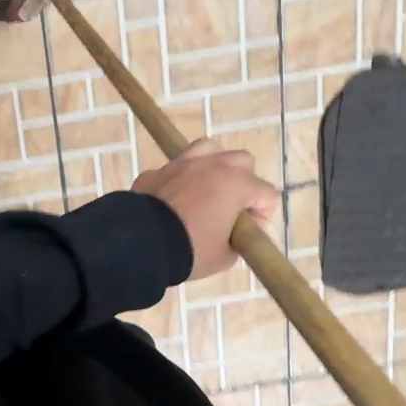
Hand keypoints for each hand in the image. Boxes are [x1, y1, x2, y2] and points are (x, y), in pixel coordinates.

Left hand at [130, 138, 278, 281]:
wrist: (140, 245)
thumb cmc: (190, 251)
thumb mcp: (224, 257)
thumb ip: (237, 240)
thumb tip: (233, 233)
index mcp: (235, 184)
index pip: (266, 194)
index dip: (262, 215)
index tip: (248, 233)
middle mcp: (211, 166)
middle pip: (241, 162)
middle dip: (243, 183)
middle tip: (231, 208)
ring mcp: (180, 164)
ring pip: (208, 149)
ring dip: (214, 166)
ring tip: (207, 190)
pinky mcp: (154, 172)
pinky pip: (173, 168)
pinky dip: (178, 180)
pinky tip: (173, 199)